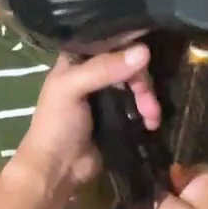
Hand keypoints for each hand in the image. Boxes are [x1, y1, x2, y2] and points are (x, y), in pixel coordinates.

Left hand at [8, 44, 161, 191]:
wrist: (57, 169)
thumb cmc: (56, 124)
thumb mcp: (71, 89)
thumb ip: (103, 68)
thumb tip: (144, 52)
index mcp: (77, 59)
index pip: (109, 39)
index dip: (131, 42)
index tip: (151, 49)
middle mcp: (93, 72)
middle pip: (129, 64)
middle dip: (143, 82)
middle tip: (148, 103)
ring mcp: (107, 95)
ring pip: (137, 85)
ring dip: (149, 99)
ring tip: (152, 119)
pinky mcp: (118, 115)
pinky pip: (139, 105)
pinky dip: (148, 112)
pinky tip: (151, 124)